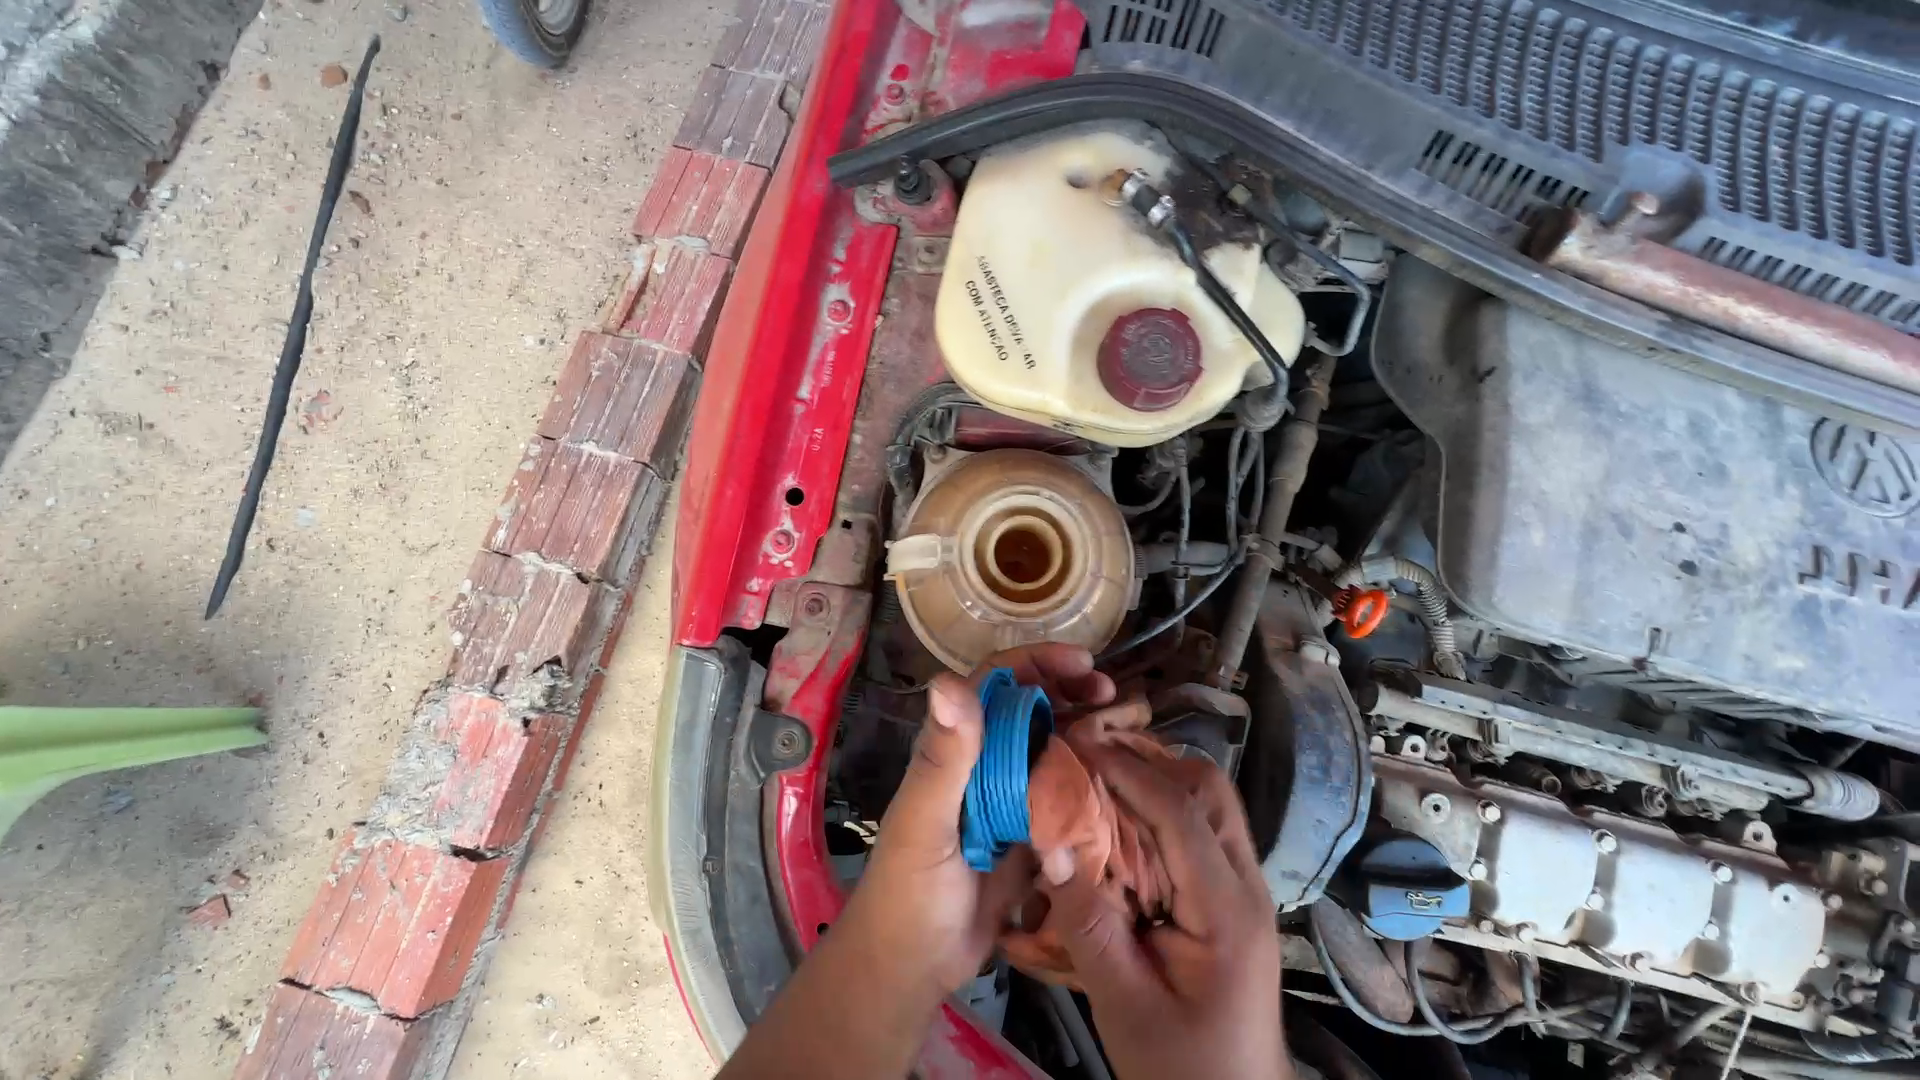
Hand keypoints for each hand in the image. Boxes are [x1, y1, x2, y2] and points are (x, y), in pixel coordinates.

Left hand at [838, 644, 1116, 996]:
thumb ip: (942, 757)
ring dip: (1086, 731)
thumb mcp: (923, 821)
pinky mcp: (1028, 832)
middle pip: (1030, 708)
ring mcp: (1007, 796)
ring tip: (1127, 728)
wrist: (915, 963)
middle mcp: (982, 761)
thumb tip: (950, 681)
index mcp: (952, 746)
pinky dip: (1091, 780)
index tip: (1083, 664)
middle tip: (1114, 695)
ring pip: (1051, 747)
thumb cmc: (908, 889)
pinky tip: (1122, 779)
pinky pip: (1063, 795)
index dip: (1037, 663)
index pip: (994, 683)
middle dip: (1071, 692)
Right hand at [1040, 746, 1288, 1079]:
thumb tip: (1049, 841)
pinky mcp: (1231, 895)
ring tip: (1101, 777)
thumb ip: (1087, 922)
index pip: (1180, 813)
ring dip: (1157, 778)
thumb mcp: (1123, 1002)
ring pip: (1211, 800)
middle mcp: (1246, 883)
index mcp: (1226, 910)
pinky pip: (1202, 825)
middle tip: (1088, 757)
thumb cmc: (1179, 1064)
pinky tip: (1122, 818)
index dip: (1126, 771)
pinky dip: (1163, 804)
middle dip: (1148, 761)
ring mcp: (1245, 887)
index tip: (1075, 747)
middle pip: (1209, 790)